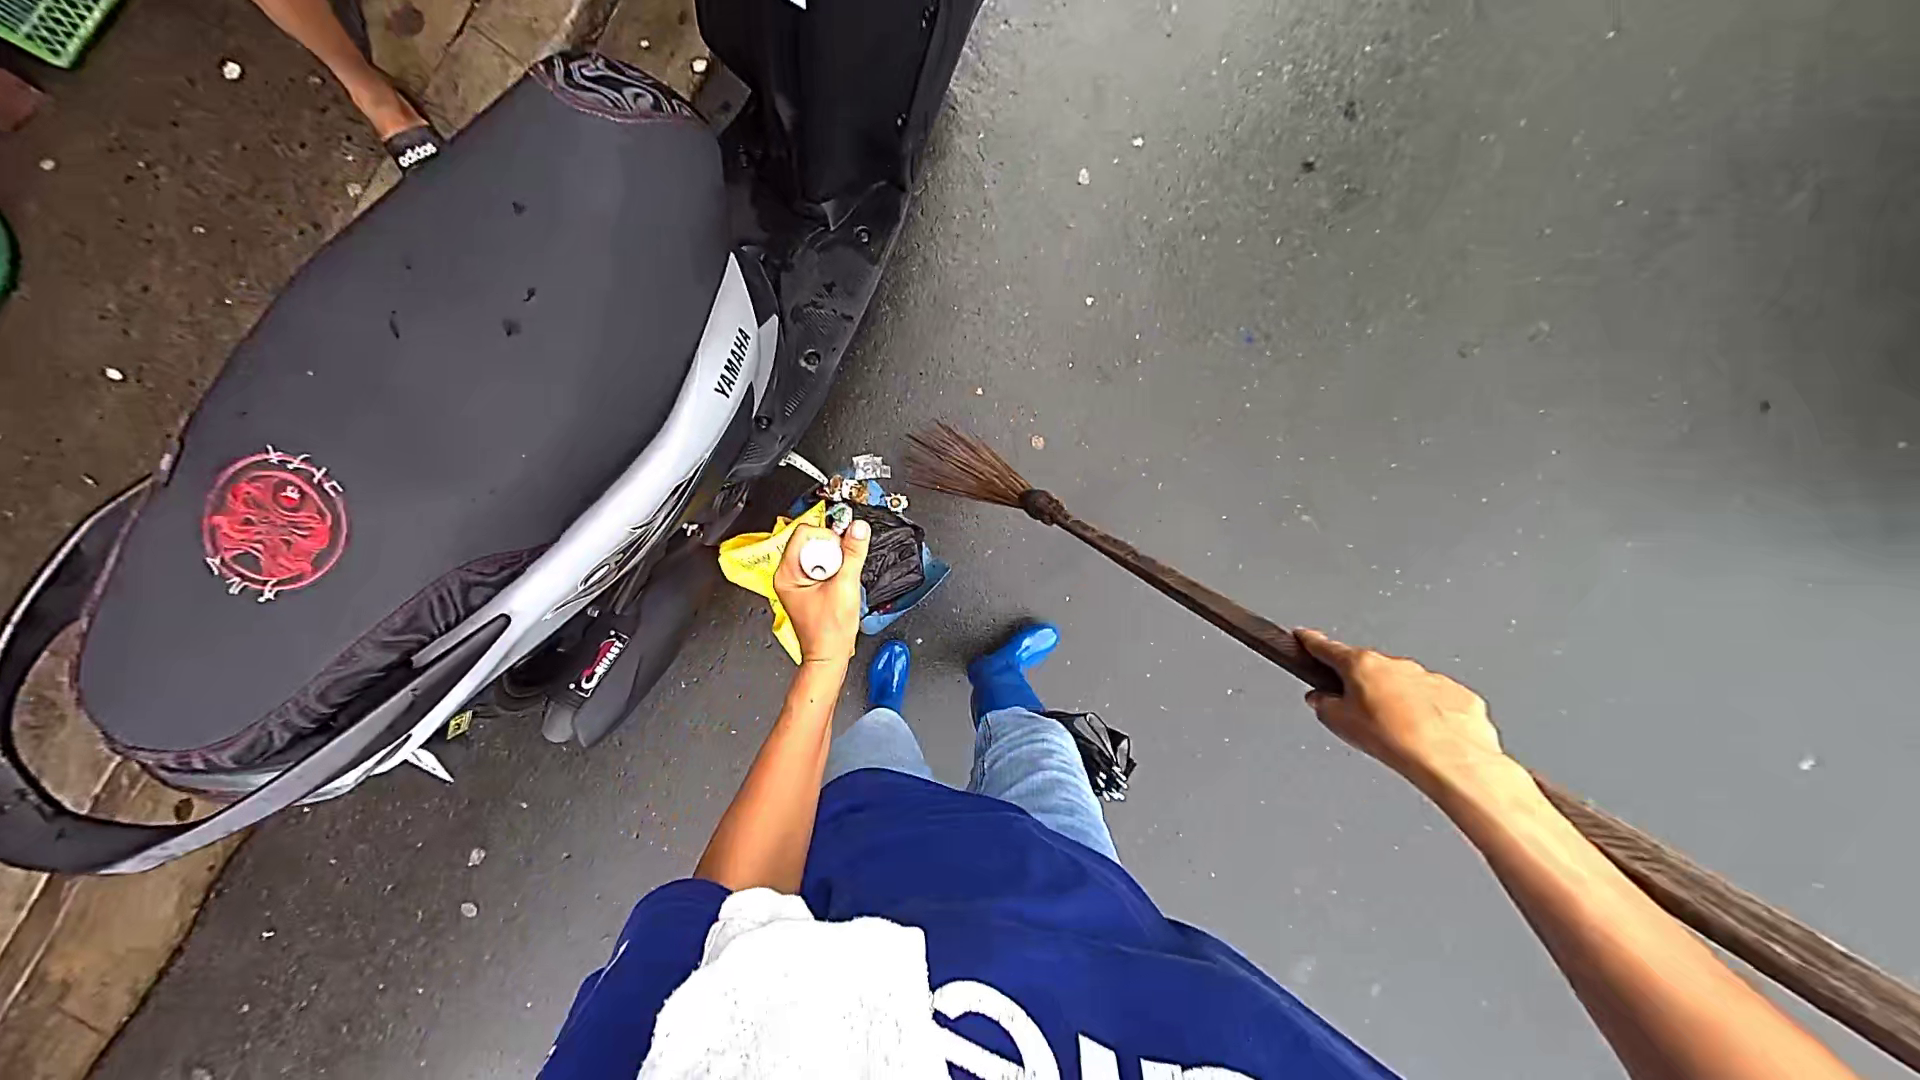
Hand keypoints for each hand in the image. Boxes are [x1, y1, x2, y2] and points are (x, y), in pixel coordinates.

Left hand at [774, 520, 870, 664]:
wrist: (830, 655)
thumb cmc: (829, 632)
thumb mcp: (845, 586)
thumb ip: (853, 553)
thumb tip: (858, 528)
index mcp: (787, 573)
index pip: (804, 533)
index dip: (827, 538)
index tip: (841, 552)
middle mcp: (788, 575)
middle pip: (812, 541)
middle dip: (833, 551)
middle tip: (841, 570)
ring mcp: (798, 581)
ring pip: (820, 553)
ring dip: (836, 561)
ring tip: (840, 580)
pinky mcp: (809, 587)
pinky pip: (823, 565)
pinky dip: (836, 570)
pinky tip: (840, 584)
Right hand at [1295, 628, 1507, 791]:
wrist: (1450, 759)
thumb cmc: (1395, 740)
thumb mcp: (1337, 723)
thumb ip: (1323, 704)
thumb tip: (1323, 700)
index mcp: (1361, 664)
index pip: (1326, 647)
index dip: (1311, 641)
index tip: (1304, 636)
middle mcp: (1396, 665)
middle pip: (1368, 670)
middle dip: (1362, 687)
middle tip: (1360, 714)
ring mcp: (1430, 678)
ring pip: (1404, 685)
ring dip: (1397, 702)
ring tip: (1398, 734)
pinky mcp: (1459, 696)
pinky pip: (1436, 700)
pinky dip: (1429, 714)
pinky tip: (1426, 736)